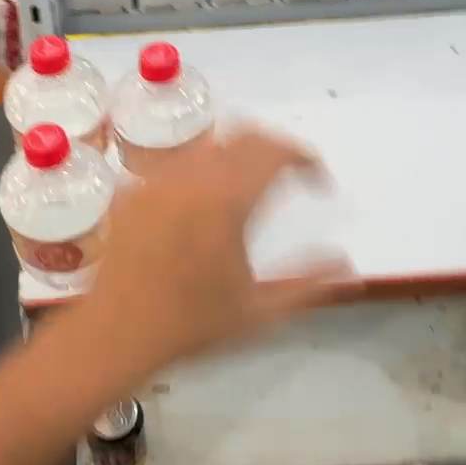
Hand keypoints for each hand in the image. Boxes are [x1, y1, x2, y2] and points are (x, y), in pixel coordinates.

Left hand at [81, 126, 356, 370]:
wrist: (116, 331)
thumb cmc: (191, 323)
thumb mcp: (258, 310)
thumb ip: (308, 283)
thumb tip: (348, 266)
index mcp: (229, 199)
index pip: (276, 151)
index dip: (305, 158)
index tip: (318, 180)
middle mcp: (193, 177)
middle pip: (243, 134)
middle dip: (274, 146)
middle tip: (289, 173)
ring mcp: (157, 179)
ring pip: (205, 141)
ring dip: (235, 151)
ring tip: (246, 180)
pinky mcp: (131, 190)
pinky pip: (172, 162)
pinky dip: (197, 168)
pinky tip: (199, 198)